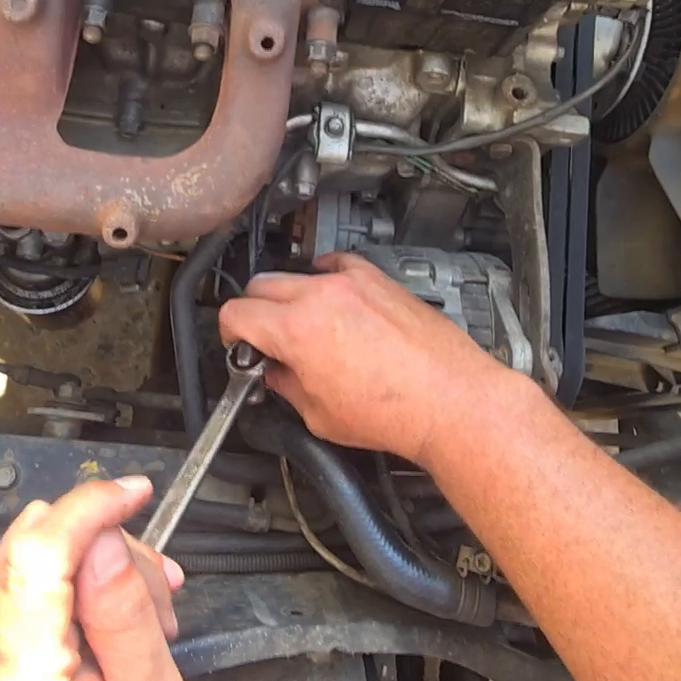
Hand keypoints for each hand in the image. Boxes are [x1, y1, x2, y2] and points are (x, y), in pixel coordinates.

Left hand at [0, 477, 190, 680]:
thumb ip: (125, 615)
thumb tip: (108, 538)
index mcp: (12, 677)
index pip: (38, 549)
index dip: (91, 505)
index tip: (136, 494)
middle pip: (41, 541)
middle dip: (110, 549)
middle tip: (157, 592)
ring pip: (37, 547)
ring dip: (99, 564)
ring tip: (139, 616)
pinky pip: (27, 573)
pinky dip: (76, 579)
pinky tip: (109, 614)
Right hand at [217, 253, 535, 466]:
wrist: (450, 400)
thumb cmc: (395, 412)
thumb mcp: (319, 415)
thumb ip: (286, 385)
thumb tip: (276, 373)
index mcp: (296, 330)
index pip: (237, 312)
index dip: (230, 332)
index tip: (238, 344)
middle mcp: (321, 296)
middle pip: (261, 285)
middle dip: (255, 312)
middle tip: (266, 339)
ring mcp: (352, 283)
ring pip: (297, 273)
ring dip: (289, 296)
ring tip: (304, 325)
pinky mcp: (378, 280)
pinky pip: (338, 265)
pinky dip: (326, 278)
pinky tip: (332, 298)